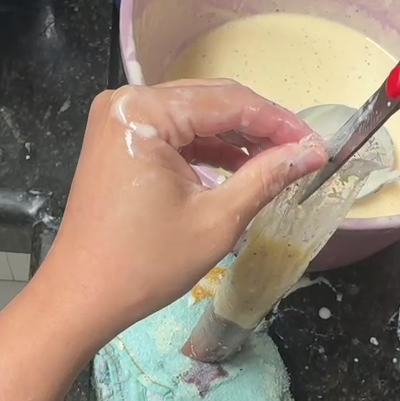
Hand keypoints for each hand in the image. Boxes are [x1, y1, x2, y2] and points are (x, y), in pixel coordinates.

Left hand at [32, 80, 325, 344]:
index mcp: (146, 112)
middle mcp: (127, 102)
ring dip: (234, 140)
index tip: (317, 144)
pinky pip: (173, 136)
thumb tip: (311, 154)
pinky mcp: (117, 144)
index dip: (279, 122)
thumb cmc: (145, 265)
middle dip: (259, 128)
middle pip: (210, 101)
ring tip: (277, 164)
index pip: (229, 101)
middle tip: (302, 153)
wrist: (82, 298)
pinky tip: (237, 168)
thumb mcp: (216, 221)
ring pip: (193, 118)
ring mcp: (118, 122)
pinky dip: (205, 151)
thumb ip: (265, 178)